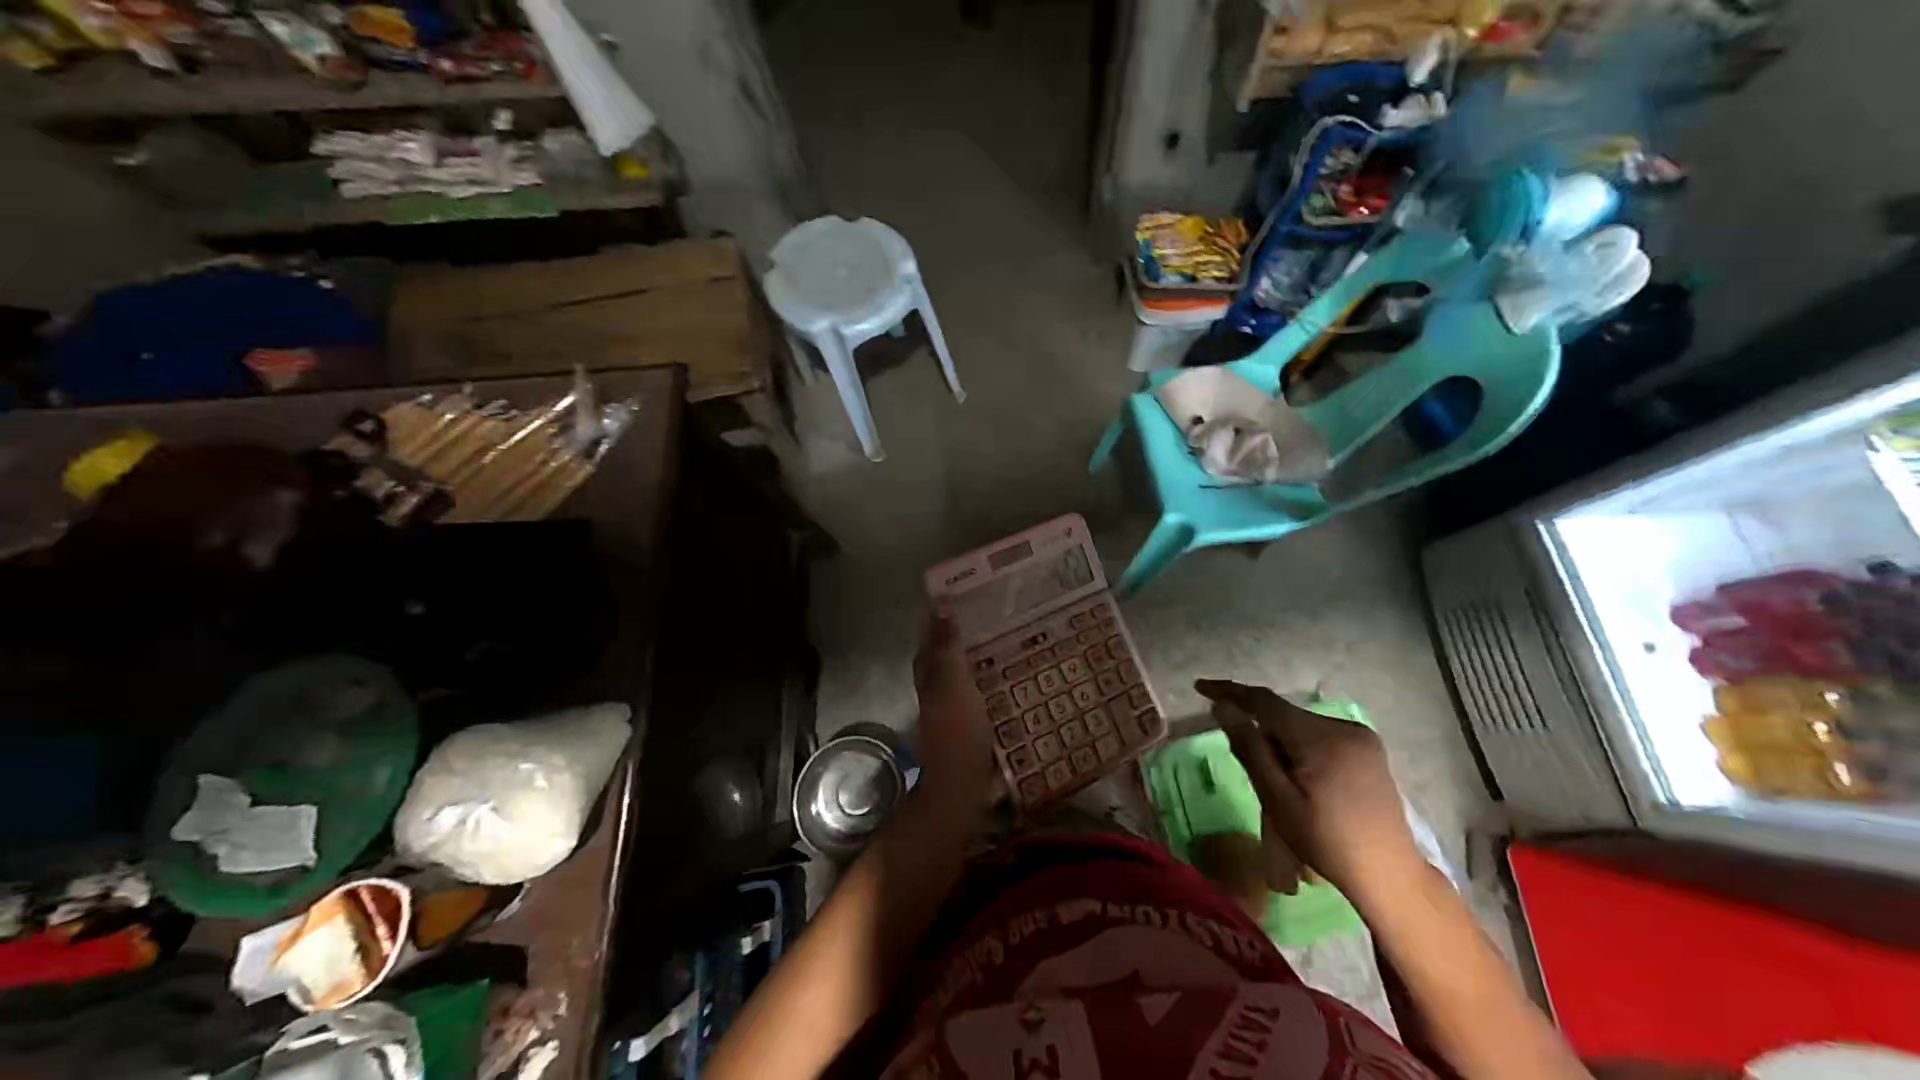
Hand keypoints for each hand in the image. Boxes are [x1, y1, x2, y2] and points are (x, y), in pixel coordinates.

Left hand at [912, 610, 999, 809]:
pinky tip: (1022, 676)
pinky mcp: (978, 725)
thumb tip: (941, 603)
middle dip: (970, 635)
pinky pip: (989, 694)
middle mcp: (940, 690)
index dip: (944, 617)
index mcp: (930, 675)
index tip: (967, 593)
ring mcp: (959, 709)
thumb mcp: (952, 683)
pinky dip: (1001, 682)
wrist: (965, 787)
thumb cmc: (957, 731)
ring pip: (971, 674)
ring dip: (988, 657)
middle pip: (952, 655)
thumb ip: (948, 646)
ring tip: (1018, 636)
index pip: (933, 637)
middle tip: (1000, 613)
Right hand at [1196, 679, 1423, 896]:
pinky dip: (1301, 747)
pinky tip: (1302, 779)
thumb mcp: (1277, 798)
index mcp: (1321, 737)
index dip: (1230, 691)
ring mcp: (1361, 737)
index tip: (1200, 687)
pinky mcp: (1369, 750)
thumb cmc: (1326, 841)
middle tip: (1250, 768)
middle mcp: (1344, 727)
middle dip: (1260, 730)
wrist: (1388, 874)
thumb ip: (1249, 747)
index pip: (1265, 701)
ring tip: (1279, 783)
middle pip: (1284, 715)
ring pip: (1302, 726)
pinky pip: (1321, 736)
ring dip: (1281, 741)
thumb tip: (1222, 707)